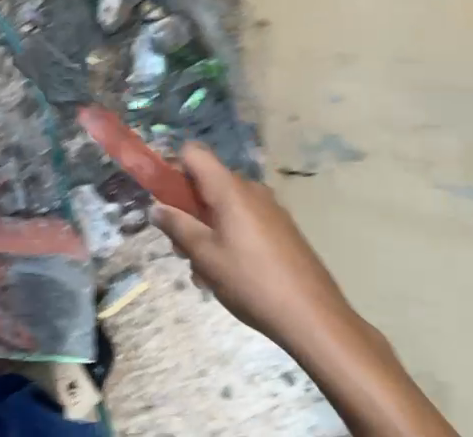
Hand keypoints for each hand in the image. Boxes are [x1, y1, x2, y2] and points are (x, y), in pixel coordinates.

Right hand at [152, 144, 459, 436]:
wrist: (316, 320)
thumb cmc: (252, 282)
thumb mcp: (204, 256)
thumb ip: (177, 226)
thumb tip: (156, 207)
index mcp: (230, 189)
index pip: (193, 153)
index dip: (172, 167)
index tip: (163, 197)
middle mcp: (252, 191)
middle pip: (208, 183)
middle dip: (188, 209)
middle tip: (181, 246)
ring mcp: (271, 211)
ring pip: (225, 207)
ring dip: (207, 229)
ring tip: (205, 270)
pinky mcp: (284, 232)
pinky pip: (246, 222)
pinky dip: (230, 239)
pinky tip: (230, 276)